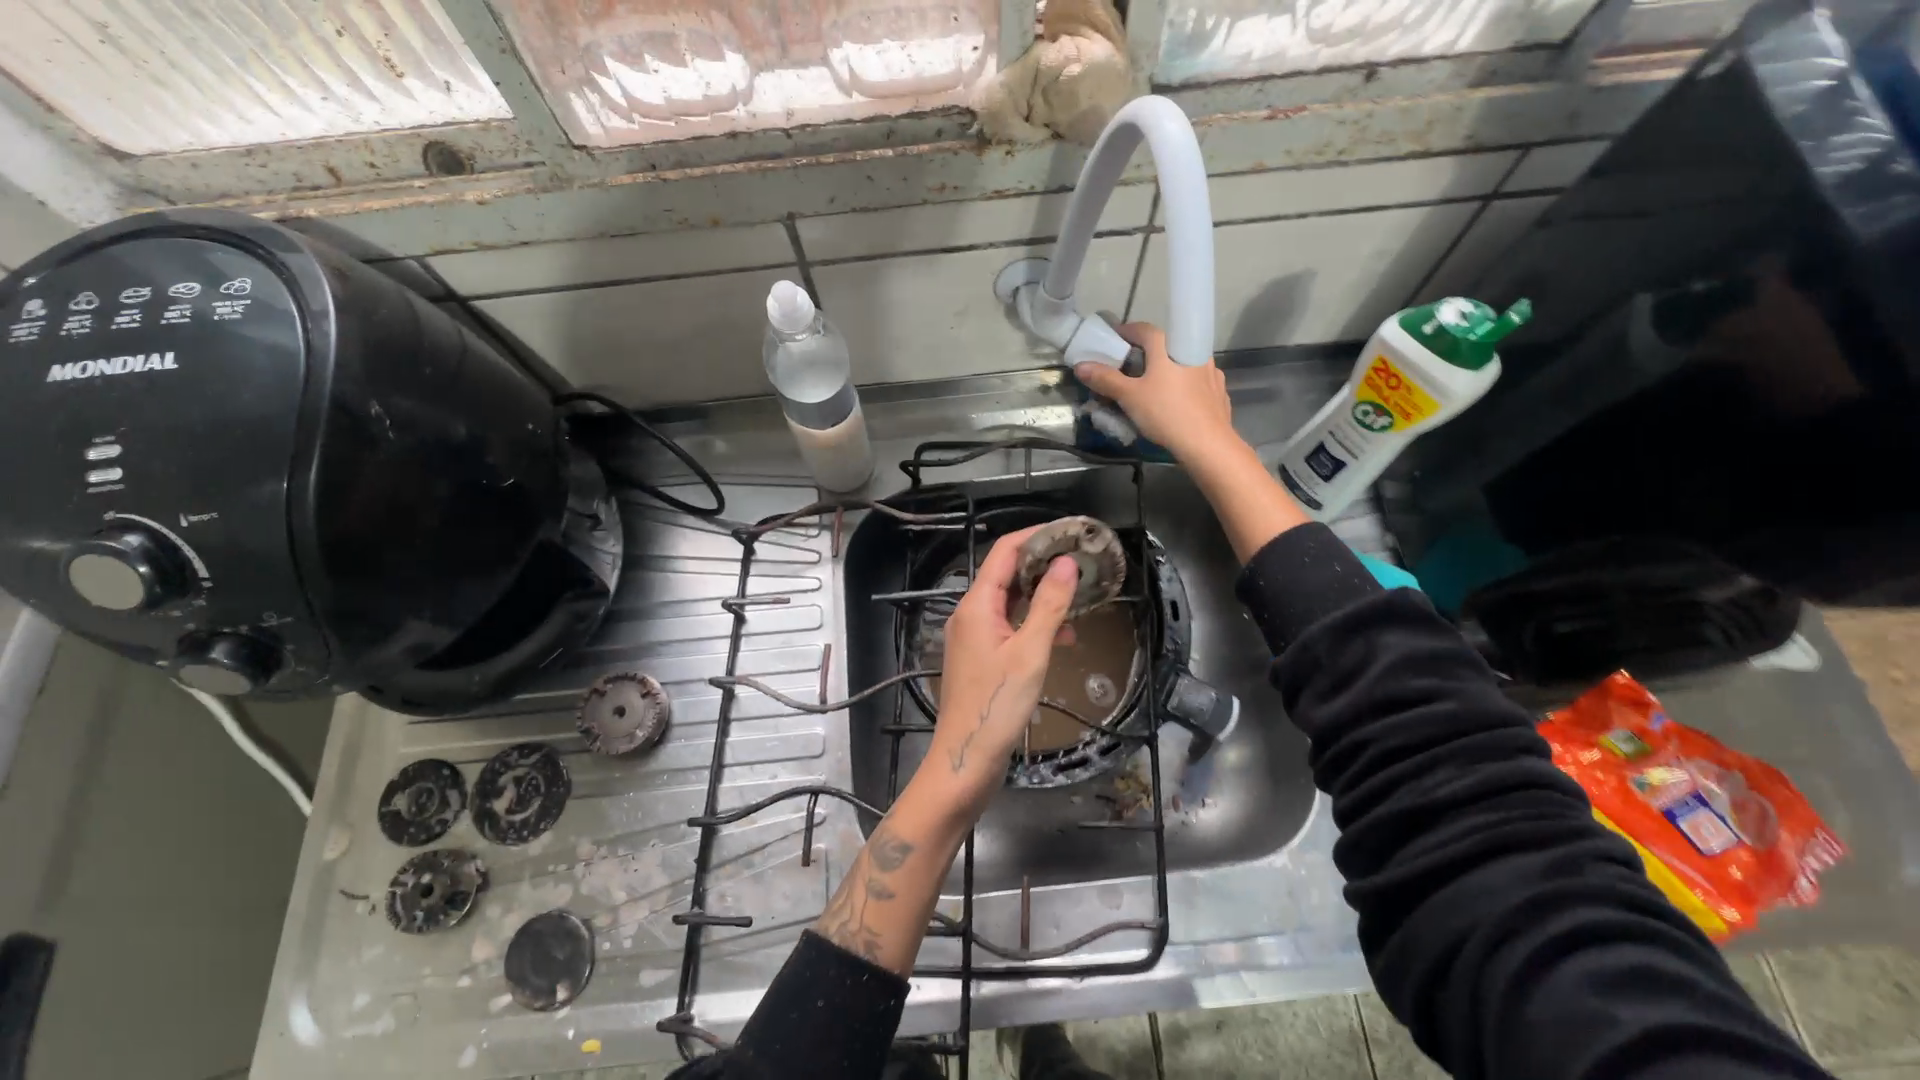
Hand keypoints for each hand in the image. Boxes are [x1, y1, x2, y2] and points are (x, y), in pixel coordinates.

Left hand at [921, 525, 1080, 810]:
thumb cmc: (996, 706)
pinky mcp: (980, 658)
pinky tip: (1062, 638)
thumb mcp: (1031, 653)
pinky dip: (1034, 625)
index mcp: (976, 605)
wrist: (965, 760)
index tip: (1072, 530)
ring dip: (1043, 598)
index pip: (1006, 552)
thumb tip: (1067, 563)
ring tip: (1080, 601)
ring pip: (1011, 603)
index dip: (1038, 535)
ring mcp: (973, 637)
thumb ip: (1050, 606)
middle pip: (1008, 574)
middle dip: (1045, 565)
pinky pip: (1009, 627)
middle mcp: (970, 614)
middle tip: (1083, 561)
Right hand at [1078, 322, 1312, 560]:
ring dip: (1168, 368)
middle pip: (1165, 345)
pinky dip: (1185, 384)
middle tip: (1129, 367)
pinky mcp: (1219, 389)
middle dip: (1146, 353)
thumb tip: (1081, 366)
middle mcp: (1193, 350)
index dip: (1126, 333)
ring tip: (1154, 385)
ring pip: (1183, 362)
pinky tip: (1178, 400)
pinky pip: (1197, 380)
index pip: (1144, 329)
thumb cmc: (1166, 413)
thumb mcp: (1129, 397)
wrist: (1208, 443)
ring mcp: (1210, 370)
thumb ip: (1105, 379)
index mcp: (1169, 346)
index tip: (1114, 342)